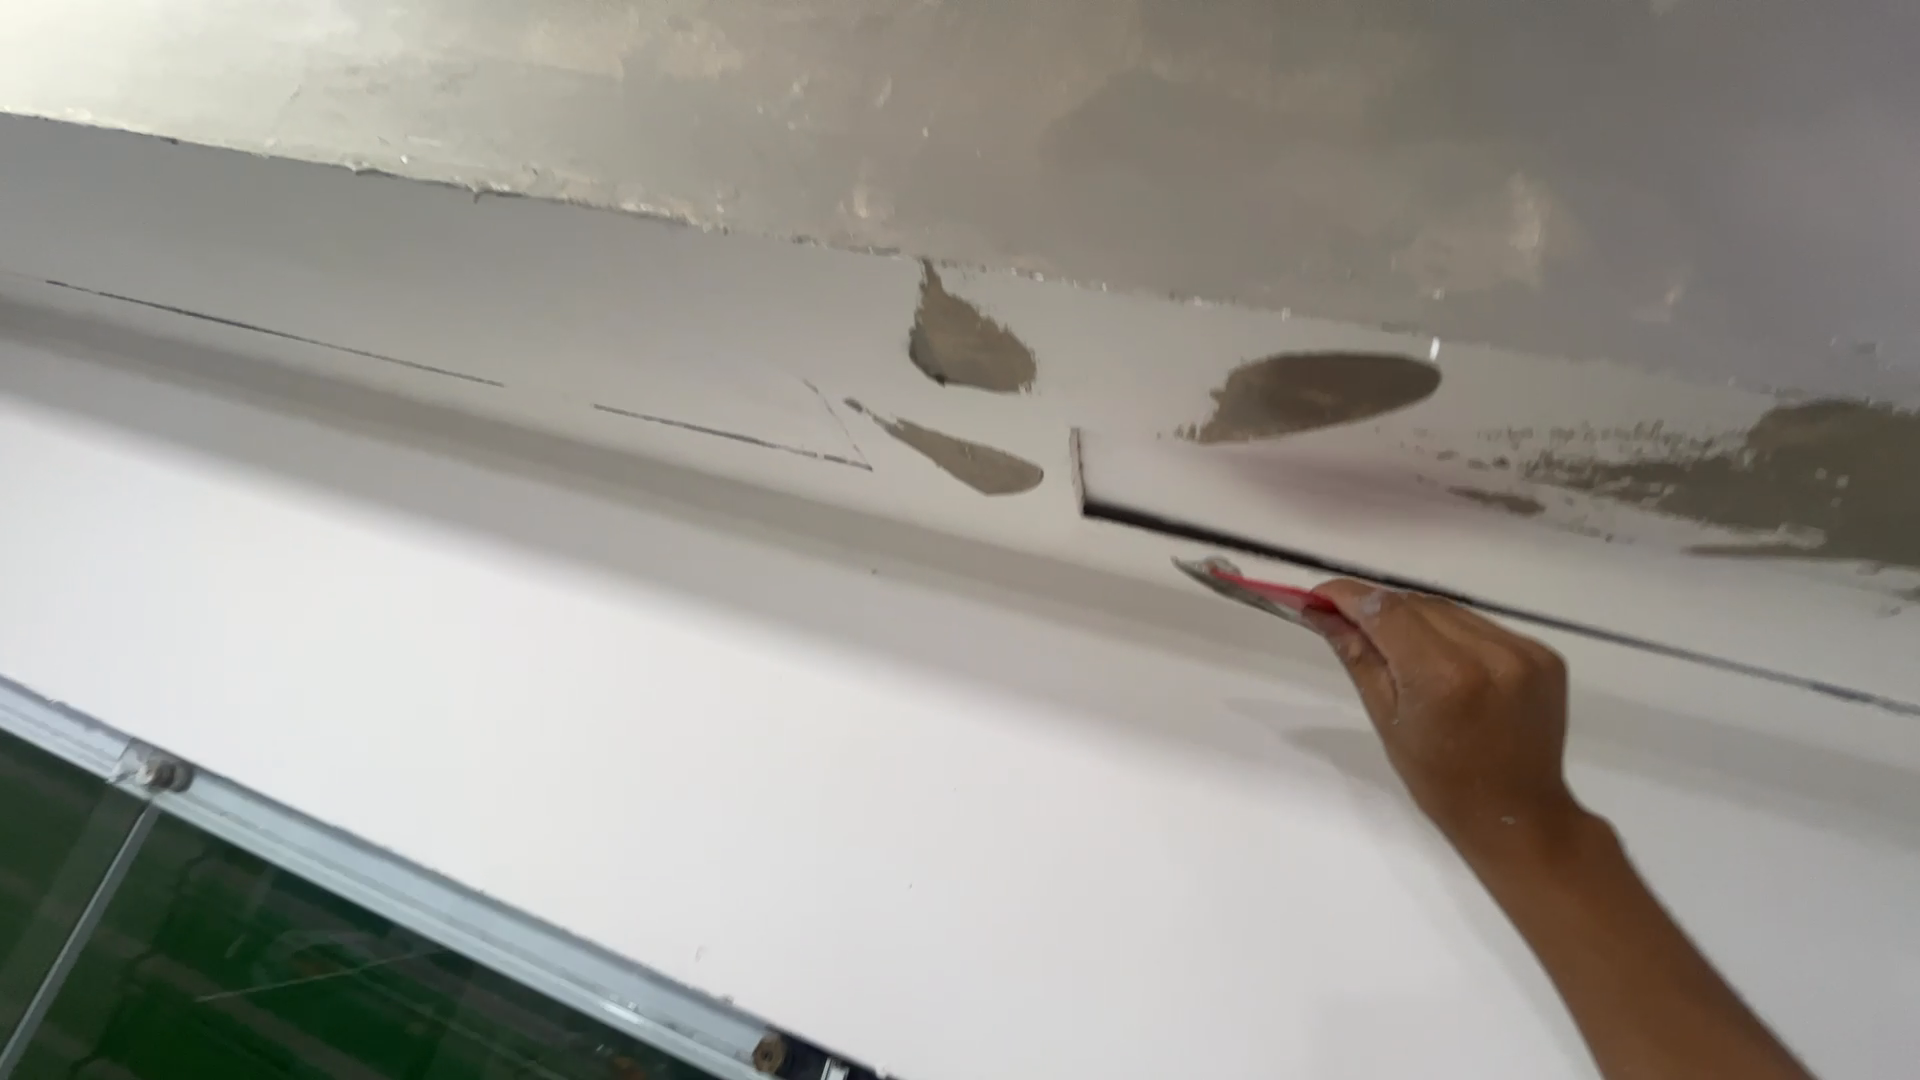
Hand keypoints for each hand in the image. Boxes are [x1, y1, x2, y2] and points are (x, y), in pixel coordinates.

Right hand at [1307, 580, 1583, 859]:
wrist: (1517, 813)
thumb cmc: (1436, 776)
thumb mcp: (1383, 715)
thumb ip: (1355, 654)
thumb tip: (1319, 612)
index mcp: (1442, 675)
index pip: (1385, 610)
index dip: (1346, 595)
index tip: (1317, 596)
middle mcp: (1488, 653)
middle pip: (1415, 603)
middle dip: (1374, 606)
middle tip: (1343, 619)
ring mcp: (1521, 651)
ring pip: (1447, 609)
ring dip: (1411, 615)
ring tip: (1390, 640)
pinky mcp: (1542, 655)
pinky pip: (1478, 625)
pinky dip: (1447, 630)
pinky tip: (1436, 654)